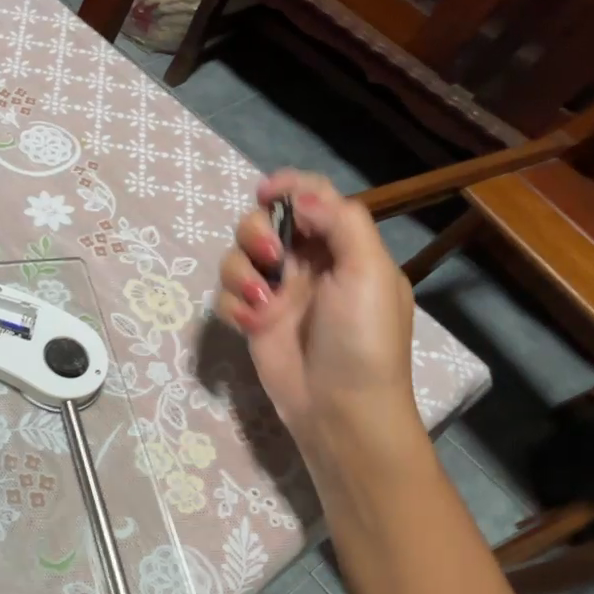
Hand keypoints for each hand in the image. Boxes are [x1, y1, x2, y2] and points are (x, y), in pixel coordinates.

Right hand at [216, 171, 415, 451]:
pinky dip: (233, 305)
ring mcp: (276, 293)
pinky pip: (226, 295)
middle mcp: (306, 264)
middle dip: (256, 232)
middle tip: (270, 256)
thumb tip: (304, 195)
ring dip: (240, 272)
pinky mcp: (252, 319)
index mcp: (342, 247)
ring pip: (237, 257)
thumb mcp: (368, 274)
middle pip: (263, 221)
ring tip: (260, 302)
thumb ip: (342, 224)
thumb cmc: (363, 339)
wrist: (340, 407)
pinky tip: (251, 325)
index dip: (288, 186)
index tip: (266, 193)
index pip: (313, 198)